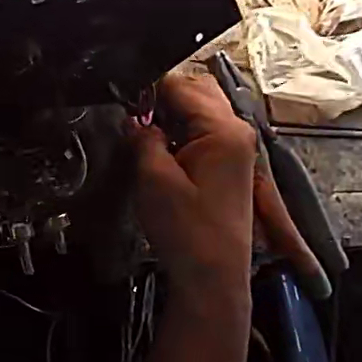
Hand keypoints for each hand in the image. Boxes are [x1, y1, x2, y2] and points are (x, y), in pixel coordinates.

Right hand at [128, 72, 258, 289]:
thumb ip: (143, 139)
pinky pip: (205, 130)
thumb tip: (135, 119)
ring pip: (202, 109)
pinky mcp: (231, 163)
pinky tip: (163, 148)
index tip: (123, 98)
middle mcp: (238, 131)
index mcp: (223, 130)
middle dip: (164, 95)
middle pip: (198, 90)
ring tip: (146, 133)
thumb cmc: (187, 231)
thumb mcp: (154, 180)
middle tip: (134, 115)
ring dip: (173, 113)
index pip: (183, 86)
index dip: (149, 88)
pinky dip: (183, 130)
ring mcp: (238, 147)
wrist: (213, 275)